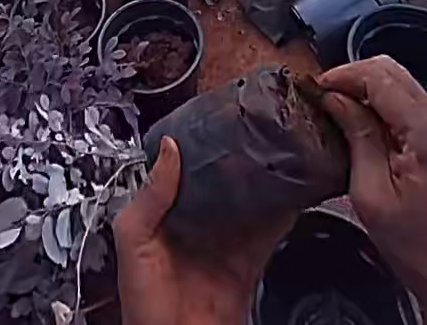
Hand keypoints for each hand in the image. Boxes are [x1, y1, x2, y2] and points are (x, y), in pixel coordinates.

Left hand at [113, 137, 290, 324]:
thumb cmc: (143, 307)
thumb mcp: (134, 240)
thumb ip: (150, 195)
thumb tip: (168, 146)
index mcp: (166, 210)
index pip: (184, 166)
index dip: (199, 143)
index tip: (216, 119)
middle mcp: (197, 220)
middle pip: (221, 179)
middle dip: (236, 157)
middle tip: (255, 128)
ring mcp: (224, 240)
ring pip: (248, 199)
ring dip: (262, 178)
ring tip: (278, 149)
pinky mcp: (247, 262)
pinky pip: (268, 232)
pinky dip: (282, 211)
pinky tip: (293, 191)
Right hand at [319, 56, 426, 323]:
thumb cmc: (419, 250)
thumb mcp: (373, 196)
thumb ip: (357, 138)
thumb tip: (334, 98)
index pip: (379, 77)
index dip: (343, 75)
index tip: (315, 89)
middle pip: (392, 72)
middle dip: (354, 76)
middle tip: (325, 96)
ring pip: (401, 83)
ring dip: (367, 88)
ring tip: (338, 108)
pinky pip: (410, 104)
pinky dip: (382, 103)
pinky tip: (362, 123)